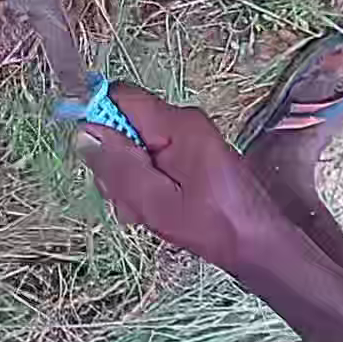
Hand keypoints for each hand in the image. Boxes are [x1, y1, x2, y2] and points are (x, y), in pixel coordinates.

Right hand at [76, 82, 293, 272]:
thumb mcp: (155, 200)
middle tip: (122, 198)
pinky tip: (150, 208)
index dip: (95, 117)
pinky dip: (142, 182)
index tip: (89, 153)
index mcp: (176, 125)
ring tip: (139, 210)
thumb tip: (84, 133)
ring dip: (126, 178)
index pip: (119, 95)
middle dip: (113, 160)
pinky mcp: (188, 153)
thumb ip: (118, 165)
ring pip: (132, 144)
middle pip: (123, 123)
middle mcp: (181, 122)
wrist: (259, 245)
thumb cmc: (212, 225)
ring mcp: (186, 137)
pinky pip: (150, 157)